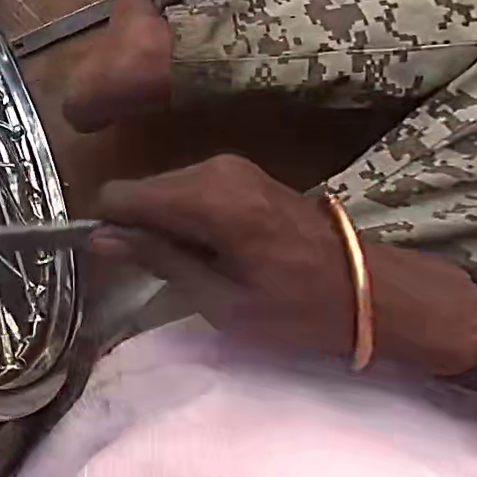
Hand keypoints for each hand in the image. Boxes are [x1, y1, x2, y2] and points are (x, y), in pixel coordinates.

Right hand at [94, 155, 476, 370]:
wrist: (376, 291)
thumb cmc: (300, 310)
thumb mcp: (221, 301)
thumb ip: (157, 259)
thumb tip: (99, 237)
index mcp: (209, 199)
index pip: (121, 195)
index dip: (109, 226)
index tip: (118, 259)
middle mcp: (214, 168)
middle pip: (141, 189)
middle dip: (139, 227)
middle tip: (171, 273)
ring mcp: (229, 165)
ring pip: (161, 188)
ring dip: (163, 224)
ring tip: (201, 264)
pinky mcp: (240, 171)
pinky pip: (186, 188)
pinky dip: (183, 216)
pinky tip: (215, 248)